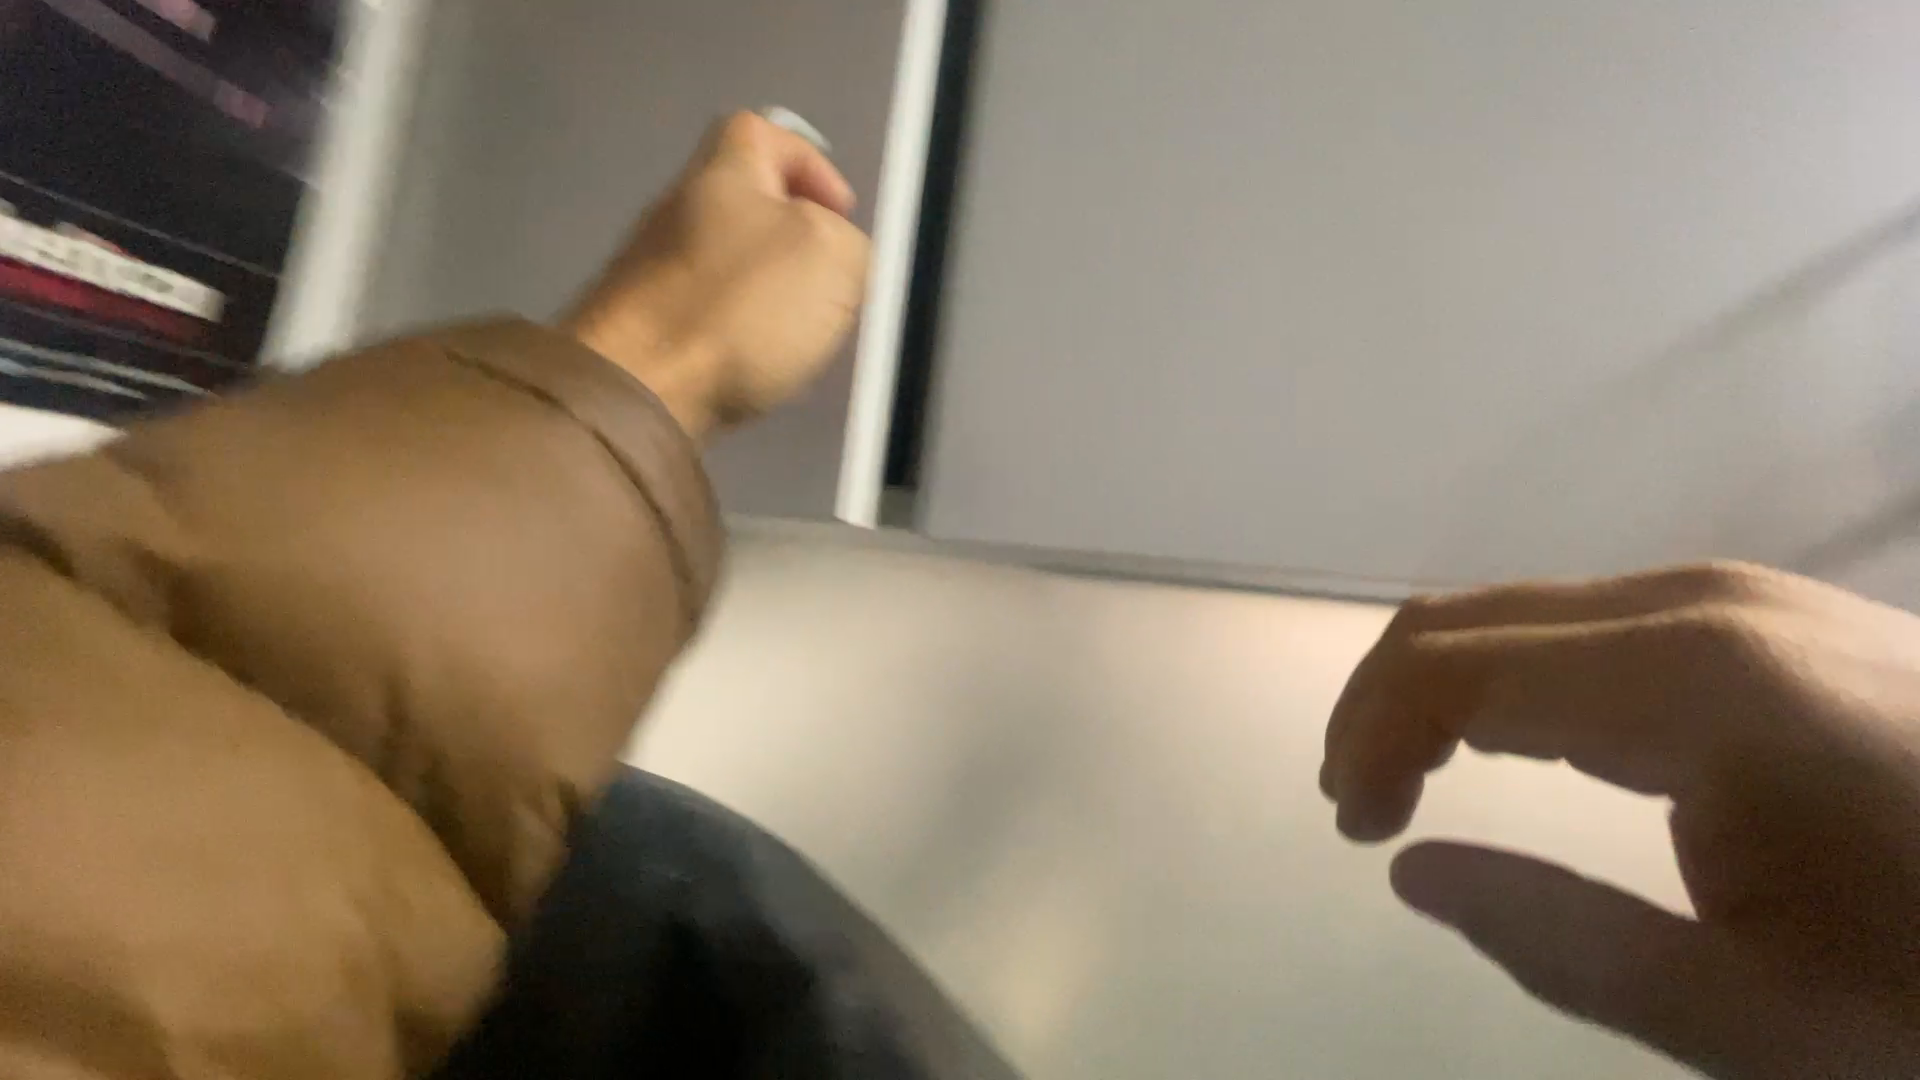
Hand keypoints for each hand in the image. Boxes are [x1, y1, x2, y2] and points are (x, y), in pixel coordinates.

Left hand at [562, 111, 871, 437]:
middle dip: (801, 245)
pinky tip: (764, 368)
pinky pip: (715, 315)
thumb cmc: (743, 308)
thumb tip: (838, 259)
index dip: (812, 165)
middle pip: (753, 207)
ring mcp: (657, 270)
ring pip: (736, 268)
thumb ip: (851, 244)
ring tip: (805, 338)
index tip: (842, 215)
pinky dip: (745, 334)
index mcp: (724, 172)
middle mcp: (681, 208)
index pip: (766, 132)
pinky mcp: (650, 326)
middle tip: (834, 288)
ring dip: (777, 297)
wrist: (643, 387)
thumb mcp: (832, 258)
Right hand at [1320, 562, 1919, 1078]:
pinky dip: (1489, 679)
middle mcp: (1690, 602)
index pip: (1449, 670)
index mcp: (1692, 680)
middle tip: (1362, 802)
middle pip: (1454, 623)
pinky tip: (1493, 740)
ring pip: (1497, 615)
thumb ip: (1568, 946)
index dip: (1369, 739)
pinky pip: (1557, 625)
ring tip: (1408, 774)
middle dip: (1377, 709)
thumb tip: (1410, 873)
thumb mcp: (1777, 1024)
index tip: (1357, 827)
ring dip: (1425, 692)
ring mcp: (1719, 594)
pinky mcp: (1739, 611)